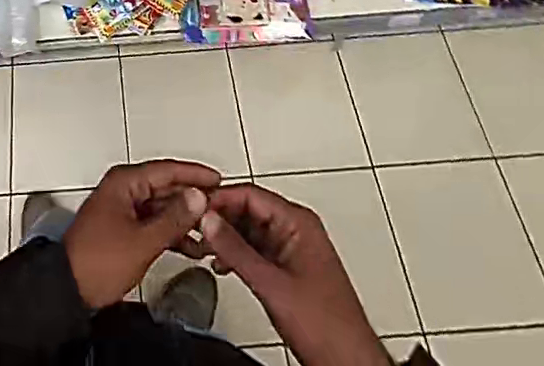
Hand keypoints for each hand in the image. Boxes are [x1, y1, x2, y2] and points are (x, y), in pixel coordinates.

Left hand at [62, 160, 219, 308]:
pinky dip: (171, 232)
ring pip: (162, 206)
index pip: (166, 170)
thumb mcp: (142, 240)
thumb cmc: (95, 262)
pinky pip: (154, 222)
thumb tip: (198, 196)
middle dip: (192, 200)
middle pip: (165, 187)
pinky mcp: (124, 227)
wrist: (68, 290)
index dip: (194, 174)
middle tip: (218, 208)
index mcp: (124, 182)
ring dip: (184, 219)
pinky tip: (190, 246)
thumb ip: (174, 218)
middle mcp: (124, 190)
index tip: (217, 179)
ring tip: (208, 231)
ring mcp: (123, 208)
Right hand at [195, 184, 388, 365]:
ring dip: (226, 237)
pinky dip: (236, 253)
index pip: (251, 194)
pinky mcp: (288, 267)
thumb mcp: (271, 284)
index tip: (195, 208)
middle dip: (221, 218)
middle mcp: (296, 230)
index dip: (221, 199)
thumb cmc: (327, 327)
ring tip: (203, 246)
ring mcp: (292, 248)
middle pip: (249, 209)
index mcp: (298, 223)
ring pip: (250, 229)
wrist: (349, 364)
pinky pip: (256, 248)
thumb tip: (209, 221)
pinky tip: (222, 264)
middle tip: (194, 227)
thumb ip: (236, 250)